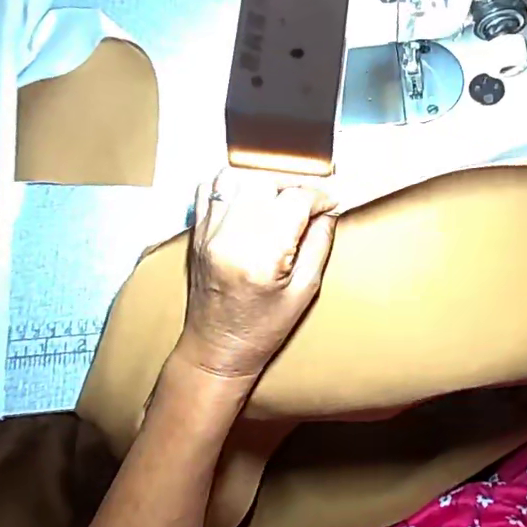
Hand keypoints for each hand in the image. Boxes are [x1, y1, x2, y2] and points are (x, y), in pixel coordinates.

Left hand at [174, 168, 339, 381]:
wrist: (215, 350)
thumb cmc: (262, 329)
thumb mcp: (304, 292)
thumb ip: (319, 244)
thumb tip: (328, 210)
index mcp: (261, 257)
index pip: (295, 200)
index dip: (319, 196)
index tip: (330, 203)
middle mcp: (230, 237)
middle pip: (265, 180)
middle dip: (291, 185)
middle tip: (306, 203)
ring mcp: (208, 231)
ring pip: (236, 176)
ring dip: (261, 181)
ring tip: (277, 199)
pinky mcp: (196, 231)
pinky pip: (208, 186)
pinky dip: (231, 183)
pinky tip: (247, 199)